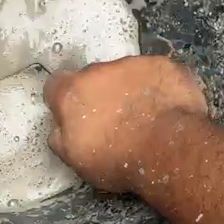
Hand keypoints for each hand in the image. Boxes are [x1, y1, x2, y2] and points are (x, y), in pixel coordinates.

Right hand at [43, 55, 213, 193]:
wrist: (168, 149)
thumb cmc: (116, 159)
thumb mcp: (75, 159)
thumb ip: (60, 136)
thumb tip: (59, 127)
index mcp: (71, 93)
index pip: (55, 85)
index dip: (63, 100)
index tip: (74, 116)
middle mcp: (97, 71)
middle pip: (91, 77)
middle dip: (98, 93)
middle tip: (112, 120)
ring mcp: (132, 64)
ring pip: (124, 73)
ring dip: (128, 89)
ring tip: (143, 115)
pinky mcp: (163, 64)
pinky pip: (154, 73)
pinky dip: (156, 86)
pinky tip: (164, 107)